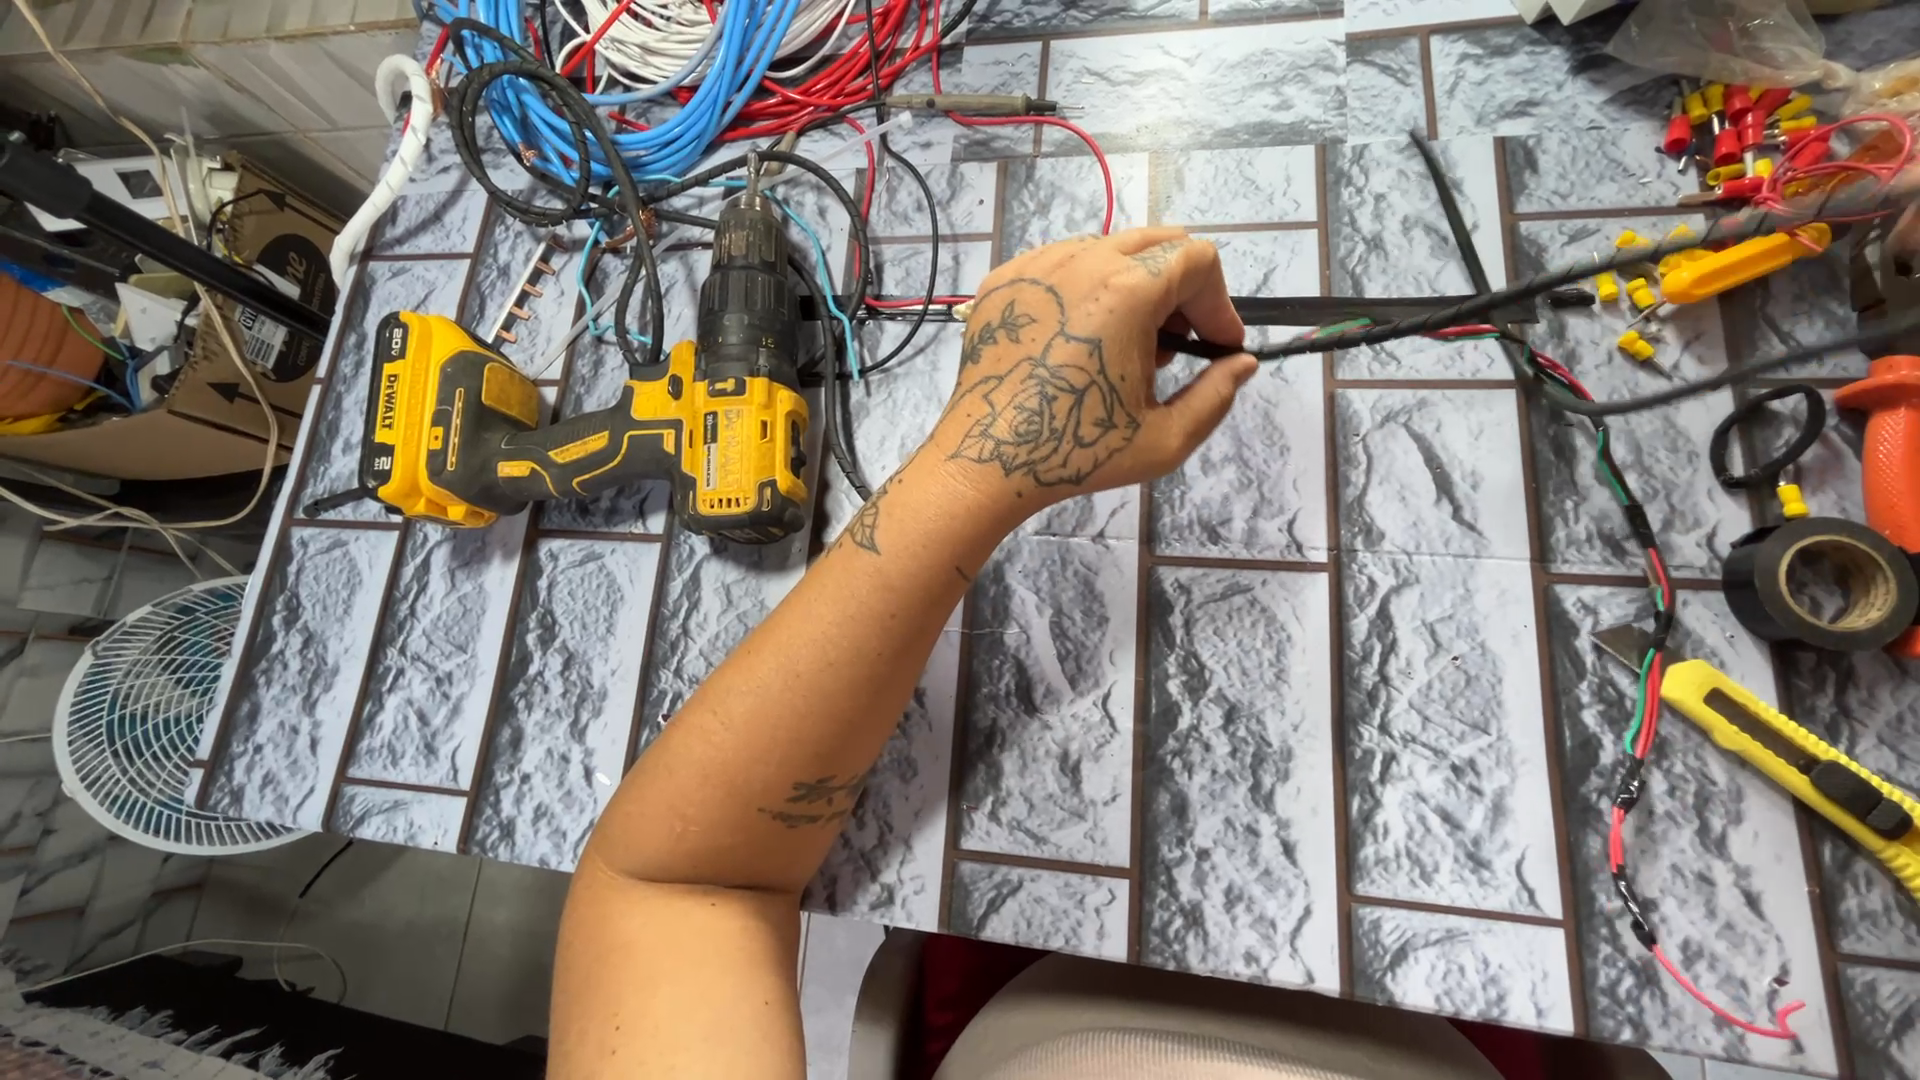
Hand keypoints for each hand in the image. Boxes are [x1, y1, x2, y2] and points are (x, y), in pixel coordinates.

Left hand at [921, 227, 1257, 517]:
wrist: (987, 458)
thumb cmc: (1076, 452)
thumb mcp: (1164, 439)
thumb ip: (1216, 396)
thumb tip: (1241, 363)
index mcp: (1128, 290)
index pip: (1198, 259)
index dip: (1218, 303)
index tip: (1216, 346)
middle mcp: (1082, 260)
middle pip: (1156, 244)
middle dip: (1180, 291)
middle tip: (1172, 347)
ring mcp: (1036, 266)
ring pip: (1108, 251)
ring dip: (1133, 288)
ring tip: (1122, 349)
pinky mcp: (1004, 281)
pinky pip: (1060, 264)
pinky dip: (1084, 290)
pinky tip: (1076, 341)